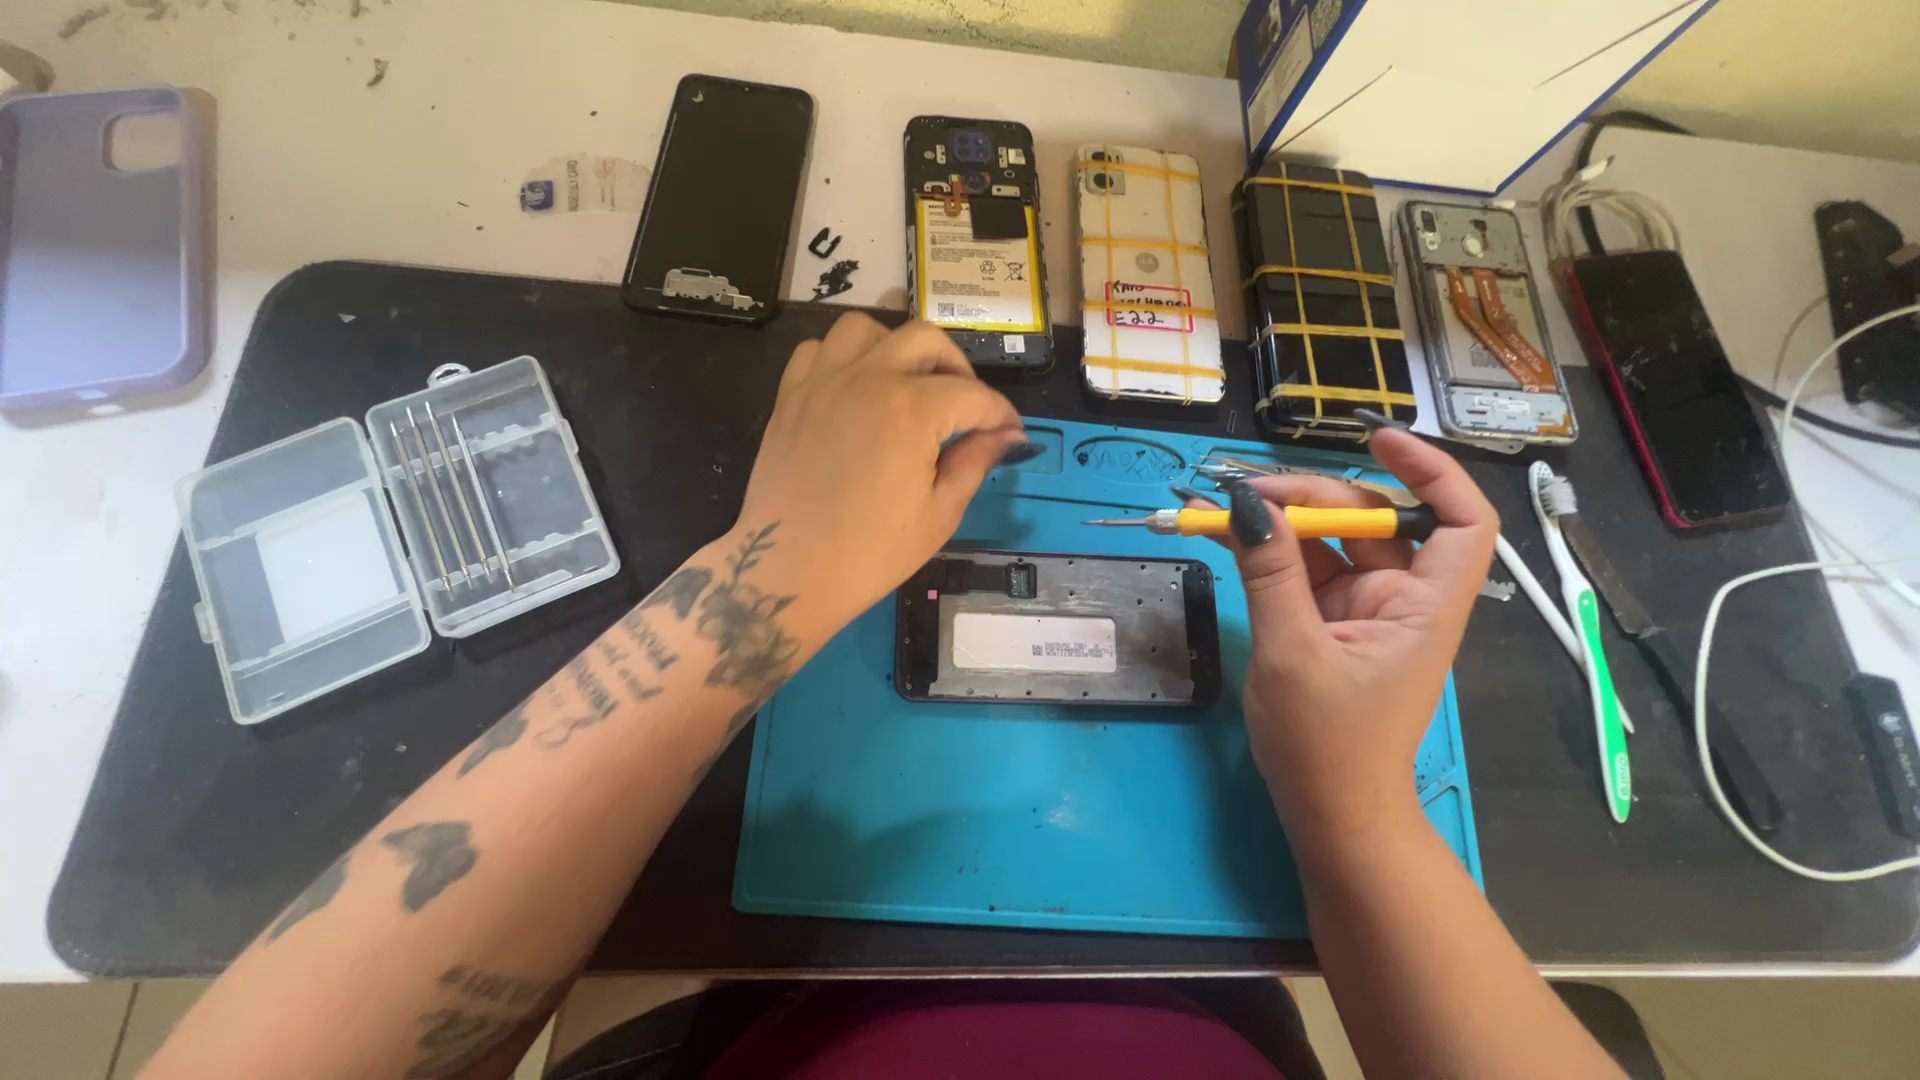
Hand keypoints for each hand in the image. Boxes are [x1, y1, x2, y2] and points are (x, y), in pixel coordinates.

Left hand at [734, 313, 1027, 636]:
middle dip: (958, 369)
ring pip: (866, 328)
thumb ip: (975, 462)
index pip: (974, 396)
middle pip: (926, 341)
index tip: (1011, 433)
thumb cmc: (871, 553)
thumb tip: (1006, 435)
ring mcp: (823, 382)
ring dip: (897, 348)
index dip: (1001, 415)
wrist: (789, 571)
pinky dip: (843, 357)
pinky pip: (818, 349)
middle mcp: (868, 378)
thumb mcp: (940, 514)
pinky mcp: (790, 395)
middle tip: (966, 408)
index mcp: (912, 409)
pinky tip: (856, 388)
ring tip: (908, 384)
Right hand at [1197, 430, 1497, 836]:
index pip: (1459, 523)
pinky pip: (1299, 571)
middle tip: (1248, 493)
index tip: (1376, 441)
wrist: (1328, 813)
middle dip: (1313, 499)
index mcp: (1424, 606)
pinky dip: (1266, 552)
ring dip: (1279, 522)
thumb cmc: (1327, 743)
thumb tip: (1246, 504)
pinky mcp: (1326, 624)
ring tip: (1221, 509)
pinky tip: (1225, 534)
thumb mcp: (1292, 652)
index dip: (1430, 473)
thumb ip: (1271, 573)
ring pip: (1328, 543)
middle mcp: (1400, 599)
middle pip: (1372, 522)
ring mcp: (1362, 610)